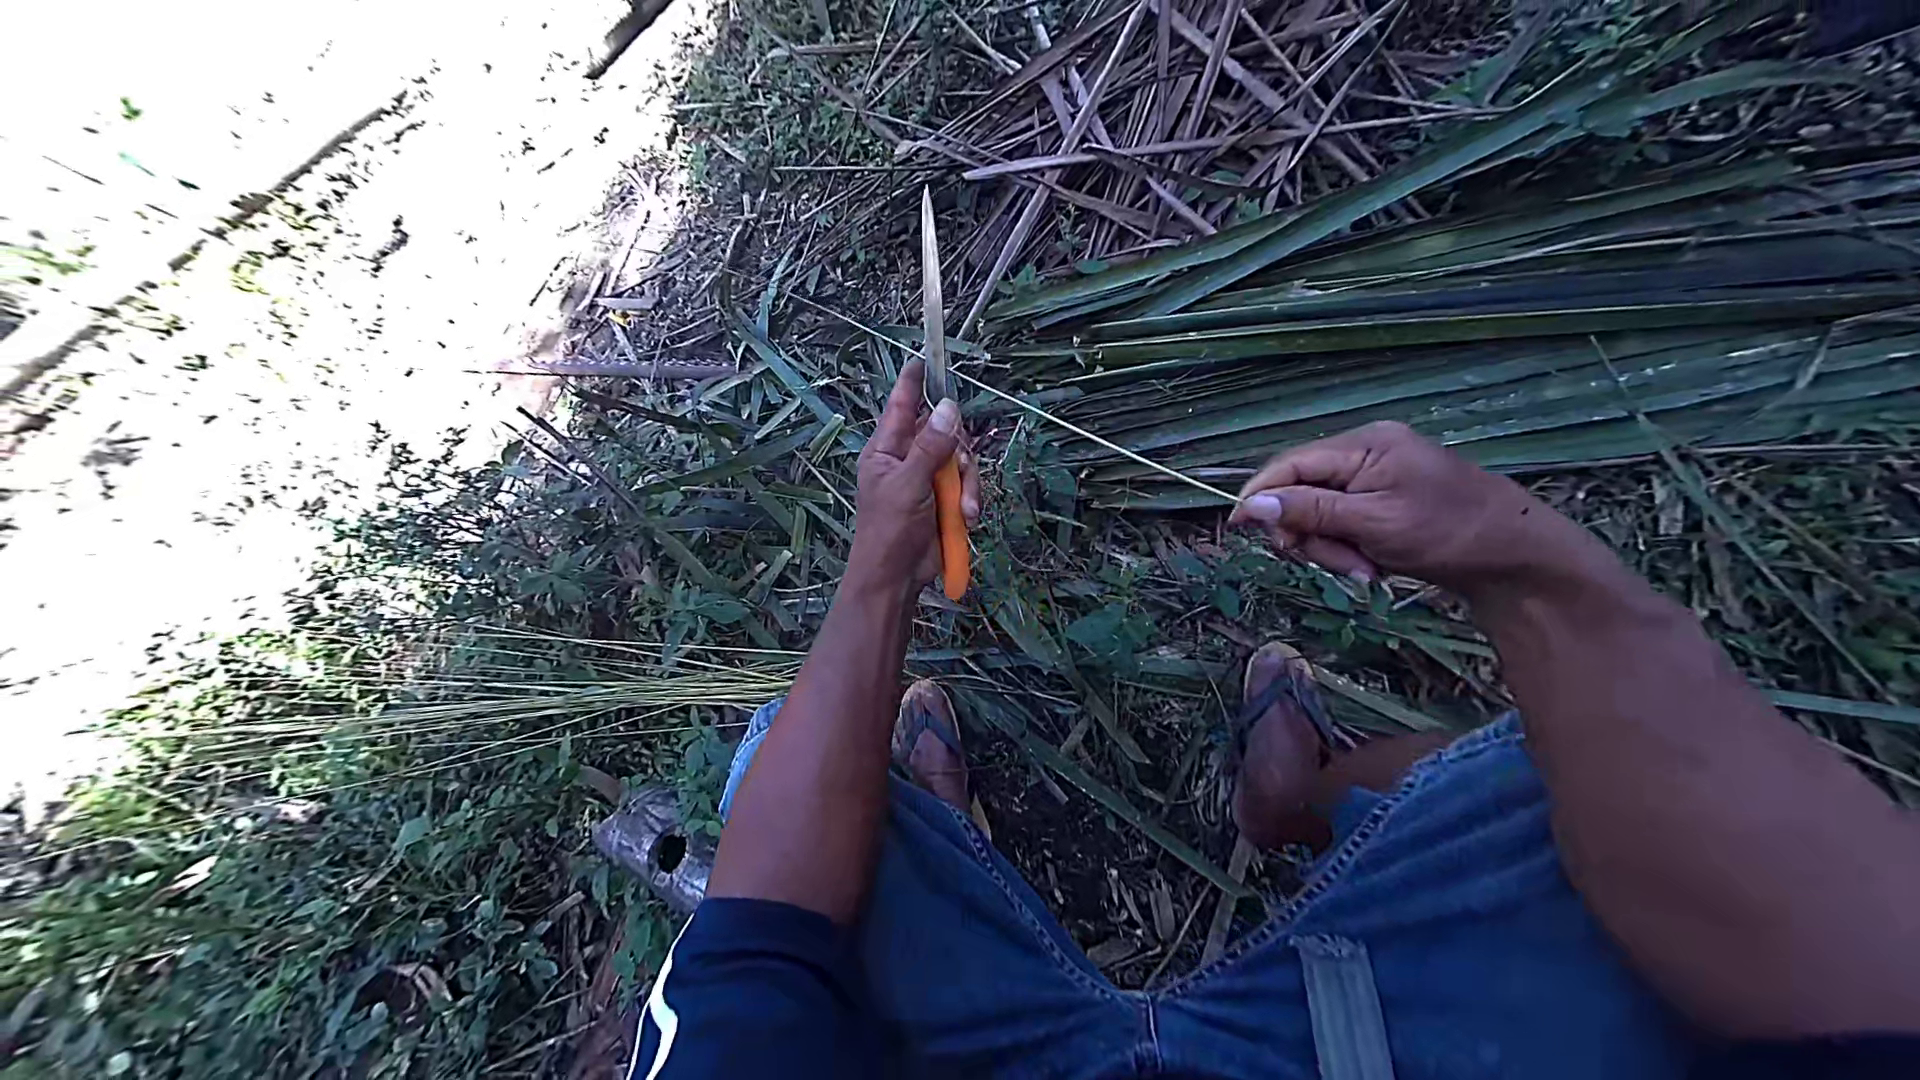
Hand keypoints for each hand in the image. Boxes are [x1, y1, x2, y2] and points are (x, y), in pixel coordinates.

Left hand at [847, 359, 980, 589]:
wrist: (897, 577)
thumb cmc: (889, 530)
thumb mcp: (908, 485)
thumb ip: (930, 447)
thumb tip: (947, 406)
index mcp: (886, 450)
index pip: (901, 406)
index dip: (913, 382)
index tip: (925, 359)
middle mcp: (909, 460)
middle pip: (943, 432)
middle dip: (956, 451)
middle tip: (956, 467)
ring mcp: (929, 480)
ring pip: (961, 461)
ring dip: (967, 484)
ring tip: (964, 509)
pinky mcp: (946, 500)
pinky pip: (968, 486)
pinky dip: (971, 501)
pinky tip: (966, 518)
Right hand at [1227, 421, 1593, 594]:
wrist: (1519, 559)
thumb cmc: (1448, 531)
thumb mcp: (1371, 521)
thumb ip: (1307, 511)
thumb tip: (1248, 506)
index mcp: (1362, 445)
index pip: (1288, 465)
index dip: (1259, 495)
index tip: (1237, 527)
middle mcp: (1362, 454)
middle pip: (1300, 493)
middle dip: (1308, 533)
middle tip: (1333, 562)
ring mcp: (1372, 478)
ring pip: (1317, 514)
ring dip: (1329, 548)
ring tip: (1364, 570)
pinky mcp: (1379, 502)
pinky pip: (1339, 523)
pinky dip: (1346, 548)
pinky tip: (1371, 564)